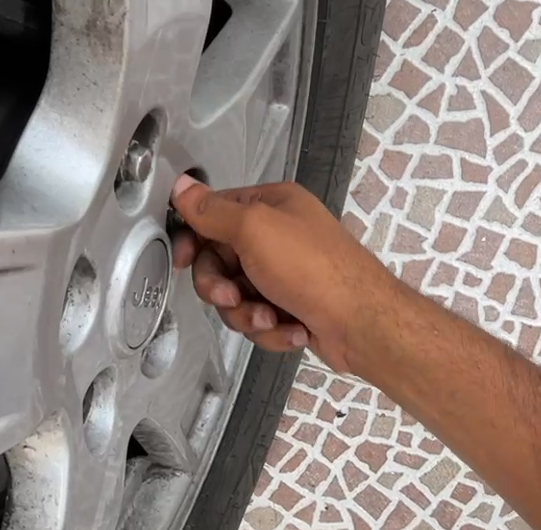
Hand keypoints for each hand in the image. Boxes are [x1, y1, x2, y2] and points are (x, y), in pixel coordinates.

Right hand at [169, 174, 398, 373]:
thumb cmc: (314, 270)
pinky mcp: (291, 310)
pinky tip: (294, 329)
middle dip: (223, 289)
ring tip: (271, 318)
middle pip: (220, 265)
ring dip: (249, 316)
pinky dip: (272, 331)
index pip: (214, 216)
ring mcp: (285, 277)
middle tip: (234, 297)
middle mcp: (278, 239)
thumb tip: (181, 187)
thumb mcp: (255, 230)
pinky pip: (259, 323)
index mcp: (270, 207)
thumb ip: (213, 211)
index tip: (184, 260)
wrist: (359, 324)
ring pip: (237, 301)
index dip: (193, 240)